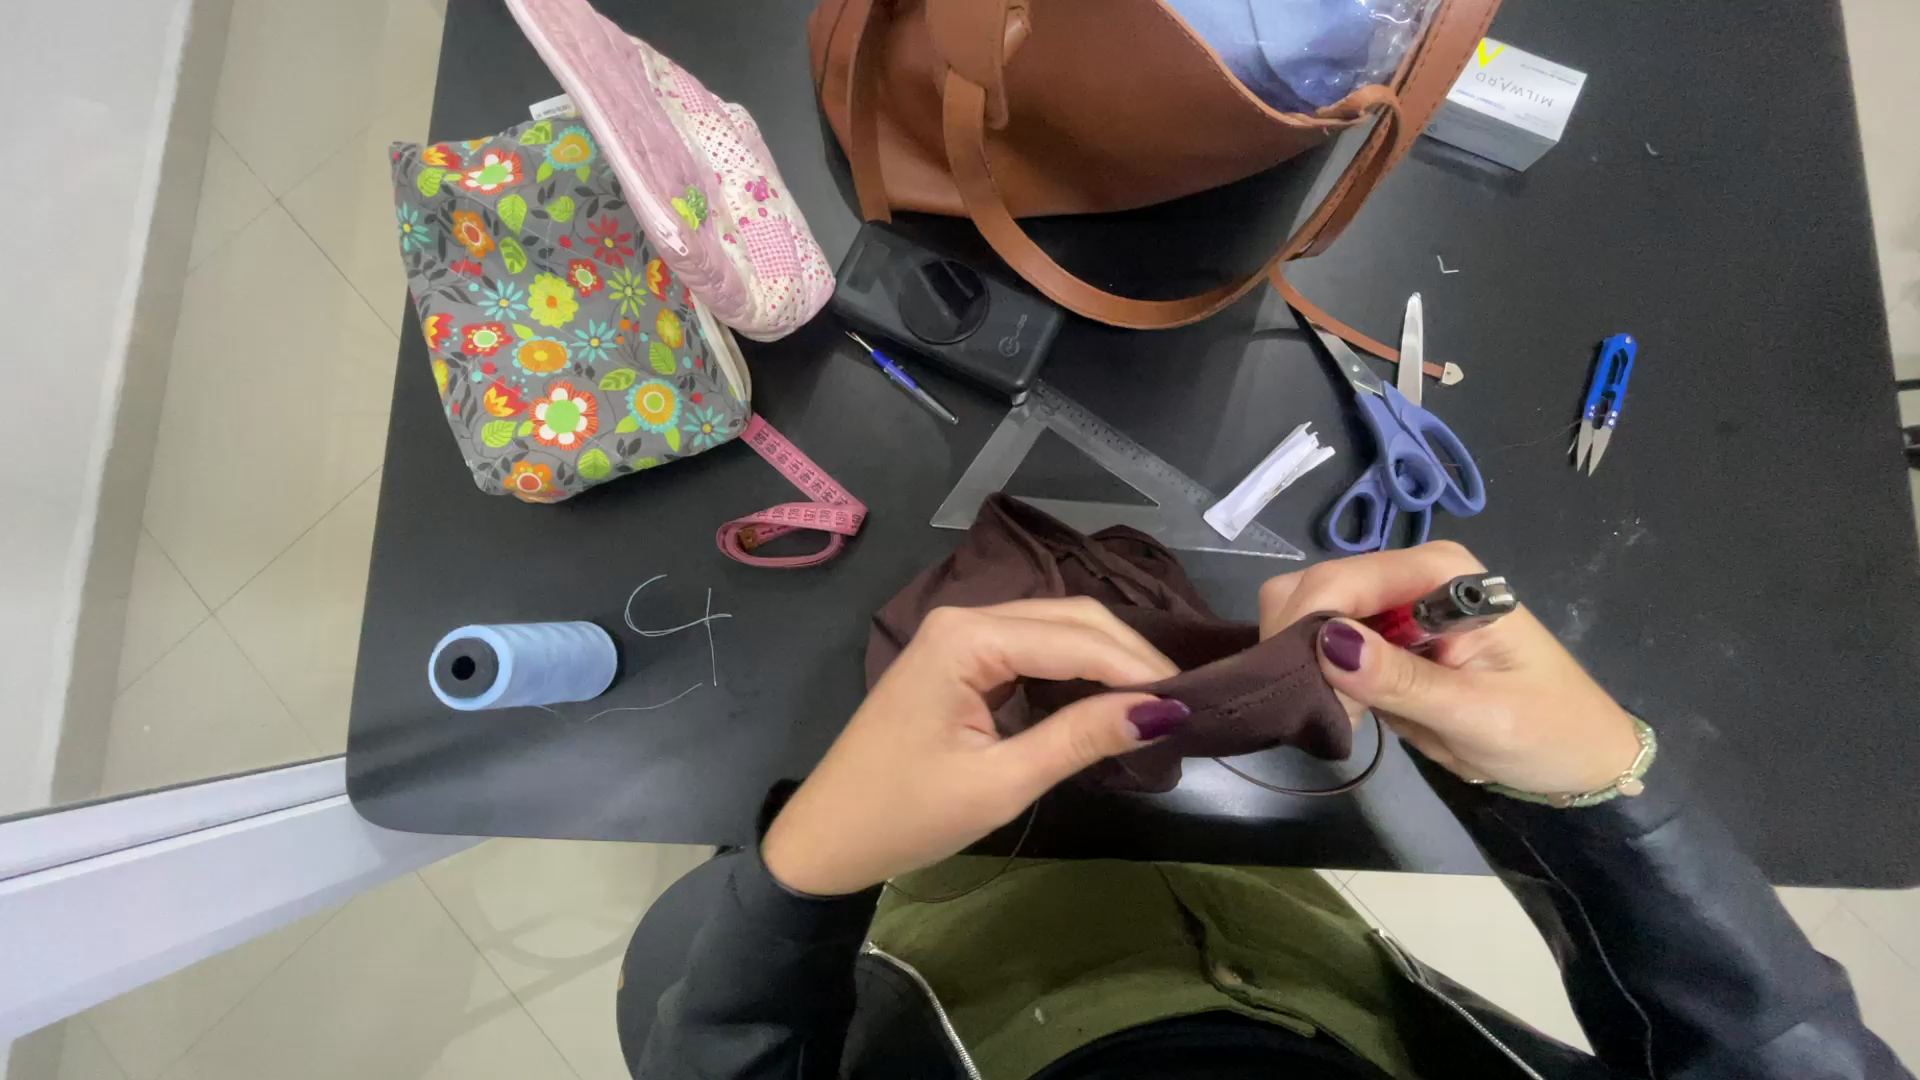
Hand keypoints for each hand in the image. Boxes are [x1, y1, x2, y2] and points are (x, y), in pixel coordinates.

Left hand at [762, 599, 1187, 895]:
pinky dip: (1072, 667)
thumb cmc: (905, 815)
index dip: (1137, 667)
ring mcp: (959, 633)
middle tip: (1179, 702)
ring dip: (1104, 658)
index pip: (1075, 638)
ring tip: (1154, 699)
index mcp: (967, 638)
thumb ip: (1079, 738)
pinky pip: (1030, 647)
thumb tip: (1162, 711)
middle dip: (1127, 655)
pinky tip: (1104, 693)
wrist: (828, 836)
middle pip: (1067, 618)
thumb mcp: (1000, 783)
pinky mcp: (960, 656)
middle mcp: (965, 617)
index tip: (1193, 702)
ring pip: (1052, 627)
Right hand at [1259, 542, 1641, 795]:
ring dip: (1301, 662)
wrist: (1574, 759)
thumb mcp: (1481, 714)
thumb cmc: (1549, 732)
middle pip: (1309, 589)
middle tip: (1330, 706)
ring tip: (1340, 710)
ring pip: (1298, 611)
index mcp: (1438, 573)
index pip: (1340, 580)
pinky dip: (1309, 672)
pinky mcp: (1369, 632)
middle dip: (1301, 646)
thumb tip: (1328, 644)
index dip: (1308, 627)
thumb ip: (1402, 679)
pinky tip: (1340, 704)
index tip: (1312, 690)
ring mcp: (1383, 602)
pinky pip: (1310, 639)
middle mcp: (1402, 575)